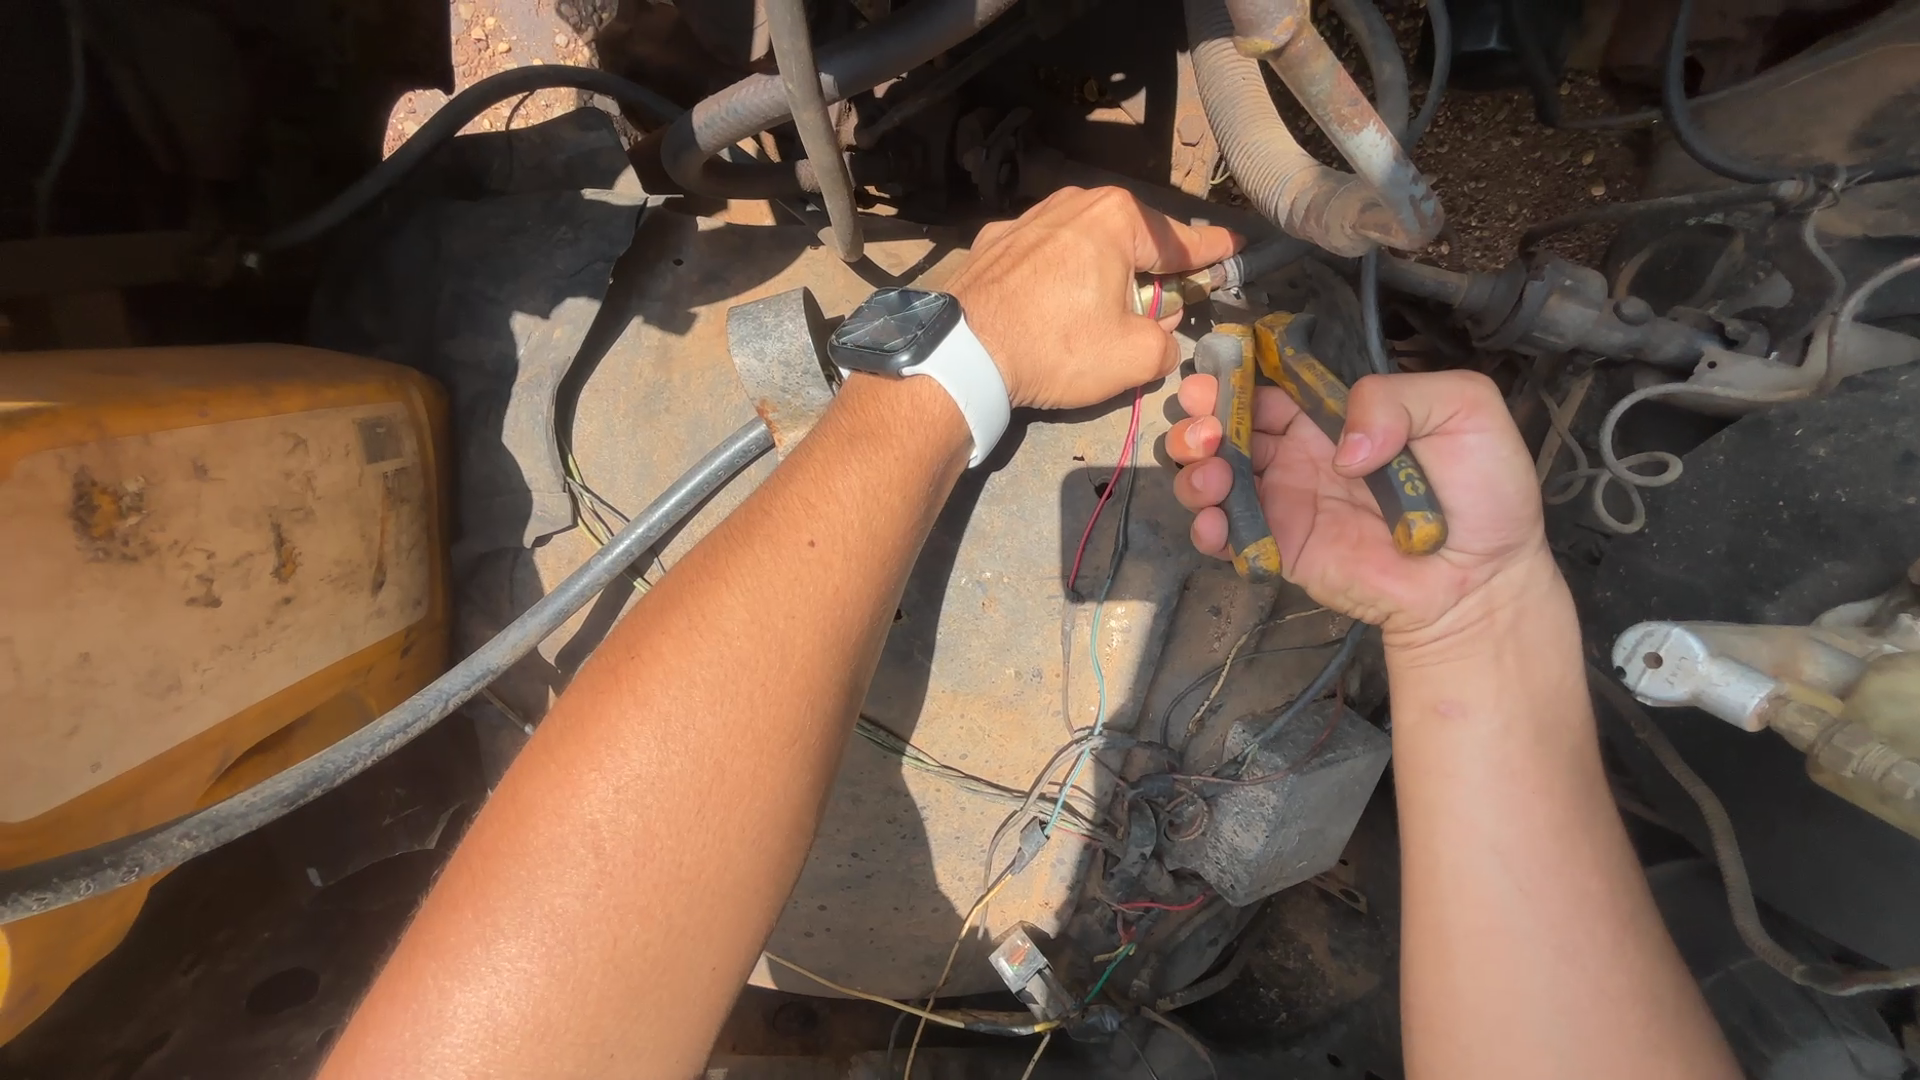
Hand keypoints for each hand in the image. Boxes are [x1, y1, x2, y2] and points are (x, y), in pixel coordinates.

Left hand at [947, 187, 1239, 409]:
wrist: (961, 355)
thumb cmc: (1055, 349)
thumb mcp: (1133, 358)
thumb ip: (1167, 344)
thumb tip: (1162, 336)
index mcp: (1116, 218)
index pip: (1181, 240)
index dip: (1213, 251)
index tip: (1235, 248)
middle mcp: (1071, 204)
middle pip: (1129, 243)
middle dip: (1145, 276)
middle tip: (1150, 313)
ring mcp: (1024, 220)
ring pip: (1082, 248)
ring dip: (1096, 279)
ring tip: (1088, 320)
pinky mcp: (990, 244)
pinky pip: (1040, 260)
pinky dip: (1052, 281)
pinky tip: (1044, 310)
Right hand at [1166, 370, 1553, 647]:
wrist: (1479, 578)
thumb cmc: (1480, 491)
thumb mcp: (1463, 409)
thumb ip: (1397, 398)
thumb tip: (1339, 450)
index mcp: (1327, 418)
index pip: (1264, 390)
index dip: (1231, 380)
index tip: (1213, 379)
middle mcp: (1294, 456)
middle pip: (1224, 430)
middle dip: (1199, 422)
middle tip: (1204, 430)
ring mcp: (1280, 503)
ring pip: (1211, 478)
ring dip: (1195, 472)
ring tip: (1212, 477)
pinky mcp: (1276, 549)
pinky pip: (1224, 537)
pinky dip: (1205, 529)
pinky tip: (1215, 525)